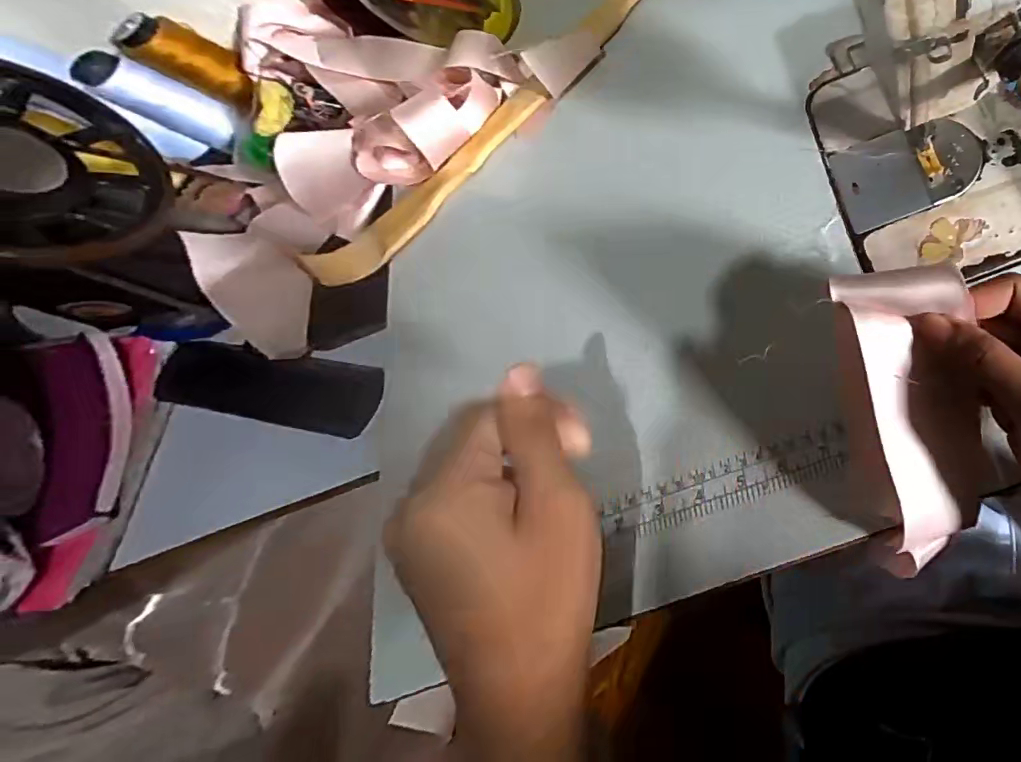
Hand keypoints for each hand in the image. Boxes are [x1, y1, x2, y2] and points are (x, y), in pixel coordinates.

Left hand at [384, 364, 599, 758]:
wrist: (521, 677)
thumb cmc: (550, 584)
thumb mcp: (556, 500)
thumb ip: (536, 432)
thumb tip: (518, 370)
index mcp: (441, 492)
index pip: (489, 414)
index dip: (542, 415)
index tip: (582, 447)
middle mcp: (410, 505)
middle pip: (473, 435)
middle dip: (529, 434)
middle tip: (576, 462)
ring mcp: (410, 534)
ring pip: (468, 464)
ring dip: (517, 460)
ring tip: (555, 490)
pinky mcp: (421, 554)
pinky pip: (458, 494)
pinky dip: (498, 487)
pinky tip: (526, 513)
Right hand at [912, 275, 1020, 550]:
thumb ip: (982, 356)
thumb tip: (929, 320)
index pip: (1012, 292)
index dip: (971, 303)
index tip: (928, 324)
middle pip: (996, 320)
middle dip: (959, 332)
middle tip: (912, 347)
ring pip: (987, 352)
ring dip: (958, 360)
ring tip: (919, 369)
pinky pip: (988, 382)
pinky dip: (966, 386)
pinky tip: (940, 392)